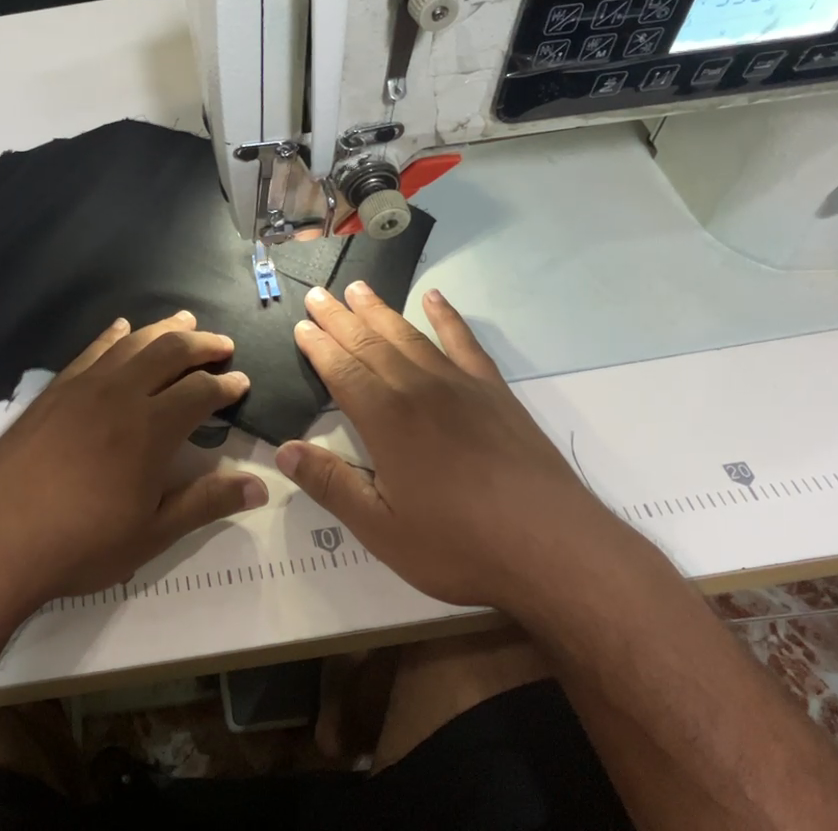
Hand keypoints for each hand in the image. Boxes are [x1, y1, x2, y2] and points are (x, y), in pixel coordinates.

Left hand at [0, 311, 265, 605]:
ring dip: (162, 330)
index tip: (241, 384)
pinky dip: (112, 336)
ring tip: (184, 322)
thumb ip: (205, 503)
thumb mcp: (152, 533)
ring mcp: (82, 388)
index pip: (200, 392)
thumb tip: (259, 485)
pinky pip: (90, 351)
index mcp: (151, 429)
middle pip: (169, 353)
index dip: (226, 385)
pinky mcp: (53, 392)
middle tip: (223, 346)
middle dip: (202, 345)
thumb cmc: (80, 544)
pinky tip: (120, 329)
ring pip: (130, 343)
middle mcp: (120, 395)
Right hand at [275, 282, 628, 609]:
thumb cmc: (458, 545)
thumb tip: (284, 451)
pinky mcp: (496, 394)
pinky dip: (447, 318)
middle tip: (317, 294)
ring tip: (359, 289)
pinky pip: (465, 344)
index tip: (300, 326)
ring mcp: (462, 387)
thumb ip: (331, 484)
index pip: (342, 371)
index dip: (318, 347)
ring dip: (381, 312)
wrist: (553, 547)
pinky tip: (435, 300)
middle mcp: (420, 391)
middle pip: (371, 344)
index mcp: (387, 421)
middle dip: (340, 319)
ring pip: (411, 337)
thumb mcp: (380, 528)